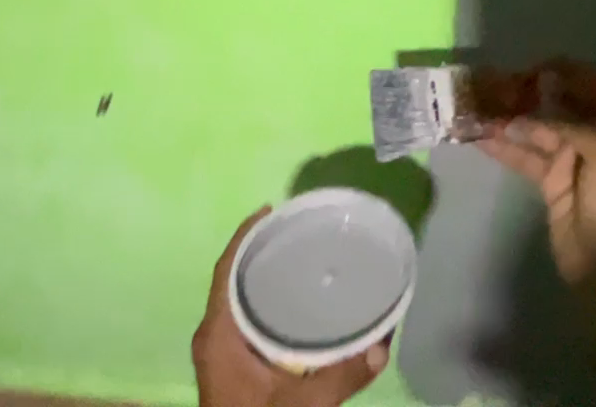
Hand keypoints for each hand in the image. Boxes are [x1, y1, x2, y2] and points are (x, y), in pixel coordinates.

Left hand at [192, 207, 389, 406]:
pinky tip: (298, 308)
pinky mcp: (233, 371)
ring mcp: (221, 356)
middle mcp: (214, 338)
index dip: (245, 235)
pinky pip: (247, 322)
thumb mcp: (302, 406)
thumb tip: (381, 345)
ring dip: (265, 279)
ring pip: (240, 302)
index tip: (272, 209)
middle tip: (300, 232)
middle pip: (233, 280)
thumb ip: (341, 375)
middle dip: (262, 252)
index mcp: (219, 335)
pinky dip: (269, 305)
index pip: (225, 269)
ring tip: (303, 259)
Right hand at [478, 64, 595, 366]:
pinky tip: (475, 134)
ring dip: (508, 117)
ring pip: (535, 128)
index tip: (530, 65)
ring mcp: (569, 158)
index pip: (588, 88)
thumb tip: (542, 82)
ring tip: (476, 102)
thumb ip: (570, 118)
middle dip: (527, 93)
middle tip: (493, 80)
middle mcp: (593, 135)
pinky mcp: (549, 180)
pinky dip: (501, 145)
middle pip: (556, 106)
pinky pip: (522, 155)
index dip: (562, 73)